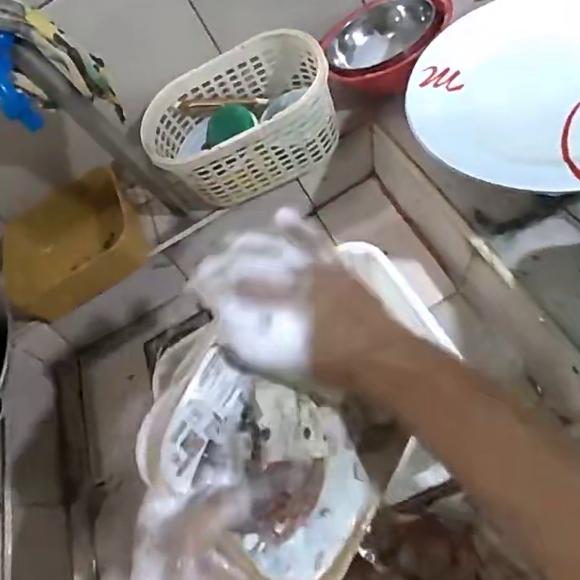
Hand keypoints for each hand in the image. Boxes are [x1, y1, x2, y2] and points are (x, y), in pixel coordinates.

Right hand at [190, 208, 416, 392]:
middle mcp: (293, 276)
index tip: (197, 286)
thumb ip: (252, 343)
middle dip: (225, 263)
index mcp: (278, 301)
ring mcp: (315, 266)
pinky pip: (311, 240)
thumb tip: (226, 324)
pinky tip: (280, 214)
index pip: (235, 284)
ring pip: (276, 246)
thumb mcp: (285, 362)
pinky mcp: (332, 264)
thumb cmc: (333, 365)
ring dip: (250, 244)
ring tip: (230, 243)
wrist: (382, 356)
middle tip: (207, 268)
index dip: (213, 284)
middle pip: (251, 261)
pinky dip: (295, 227)